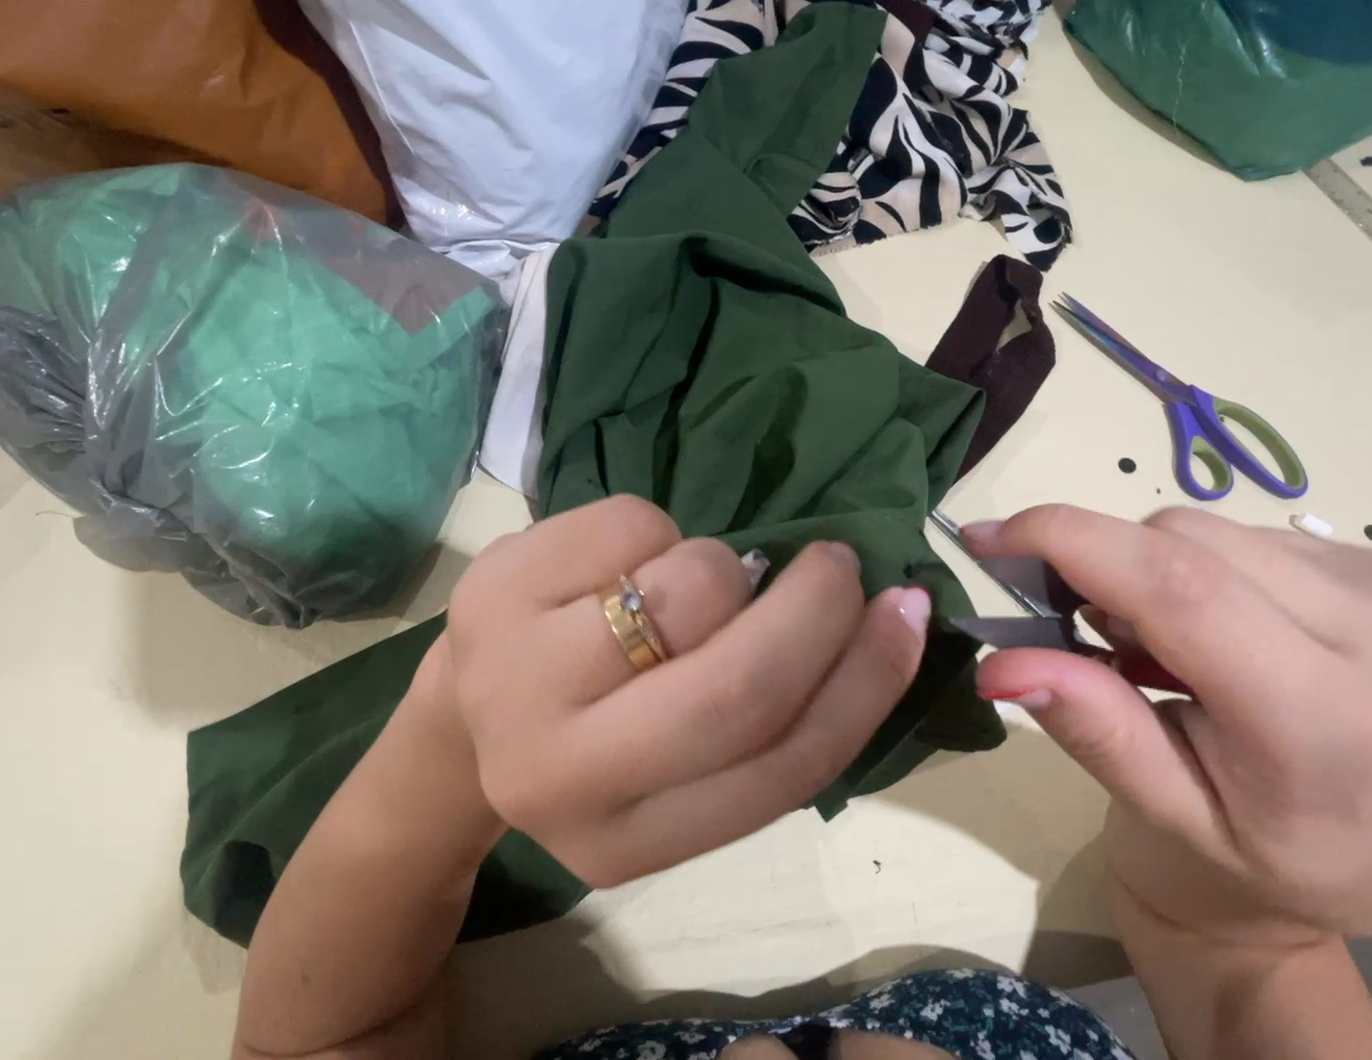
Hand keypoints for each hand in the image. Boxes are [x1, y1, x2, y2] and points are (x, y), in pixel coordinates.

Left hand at [443, 495, 930, 886]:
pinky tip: (628, 561)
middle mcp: (564, 779)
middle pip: (740, 686)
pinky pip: (632, 525)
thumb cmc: (600, 733)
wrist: (466, 712)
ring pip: (689, 589)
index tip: (905, 613)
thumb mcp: (678, 767)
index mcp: (630, 845)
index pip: (783, 768)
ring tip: (697, 581)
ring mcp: (516, 681)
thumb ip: (771, 719)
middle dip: (815, 608)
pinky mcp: (491, 594)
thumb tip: (887, 614)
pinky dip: (660, 527)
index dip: (865, 682)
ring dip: (724, 567)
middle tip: (835, 566)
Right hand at [964, 506, 1371, 944]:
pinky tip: (1216, 633)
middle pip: (1191, 544)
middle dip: (1106, 569)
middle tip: (1082, 635)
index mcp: (1335, 725)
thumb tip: (1000, 663)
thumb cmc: (1240, 866)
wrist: (1350, 875)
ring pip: (1217, 531)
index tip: (986, 539)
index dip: (1070, 543)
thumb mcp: (1156, 812)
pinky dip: (1201, 572)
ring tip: (1156, 650)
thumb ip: (1091, 727)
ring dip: (1152, 571)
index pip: (1183, 591)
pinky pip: (1253, 538)